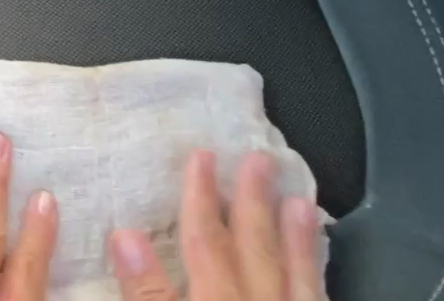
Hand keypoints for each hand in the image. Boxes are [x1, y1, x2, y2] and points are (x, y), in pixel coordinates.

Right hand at [107, 150, 326, 300]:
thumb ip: (146, 295)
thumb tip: (125, 235)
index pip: (206, 243)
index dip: (200, 198)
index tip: (201, 155)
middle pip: (257, 254)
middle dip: (255, 205)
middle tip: (261, 160)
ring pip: (300, 285)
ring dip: (298, 244)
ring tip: (301, 203)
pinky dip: (317, 286)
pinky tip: (318, 276)